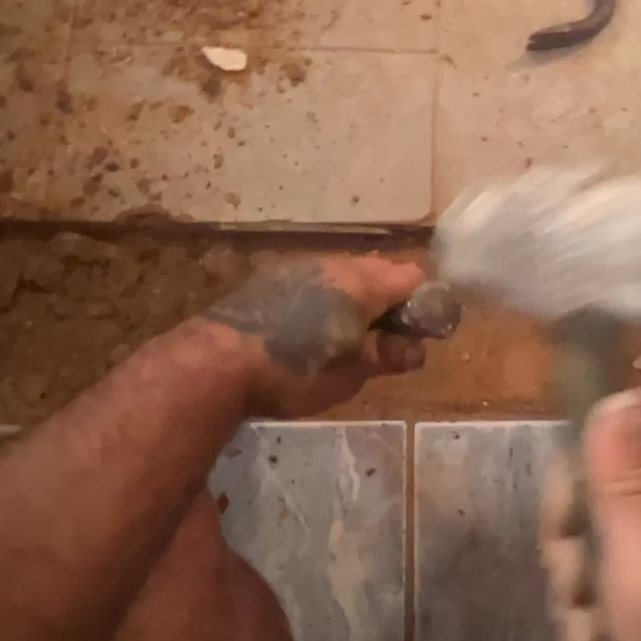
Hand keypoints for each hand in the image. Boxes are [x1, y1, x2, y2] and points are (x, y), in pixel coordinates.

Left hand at [197, 254, 428, 417]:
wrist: (213, 363)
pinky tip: (313, 330)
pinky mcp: (274, 276)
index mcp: (361, 284)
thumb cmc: (291, 373)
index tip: (422, 334)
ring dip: (360, 301)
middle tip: (388, 342)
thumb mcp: (349, 376)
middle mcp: (334, 264)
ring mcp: (301, 266)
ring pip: (348, 275)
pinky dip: (329, 299)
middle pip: (383, 271)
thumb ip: (386, 356)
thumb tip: (412, 350)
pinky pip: (318, 279)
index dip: (427, 304)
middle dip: (393, 303)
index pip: (415, 277)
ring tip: (350, 338)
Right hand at [541, 390, 640, 640]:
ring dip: (575, 596)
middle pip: (582, 504)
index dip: (570, 491)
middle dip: (570, 552)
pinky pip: (591, 593)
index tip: (568, 529)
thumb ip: (624, 472)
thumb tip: (623, 389)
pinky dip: (586, 624)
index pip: (596, 451)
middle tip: (582, 589)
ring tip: (596, 634)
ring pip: (580, 553)